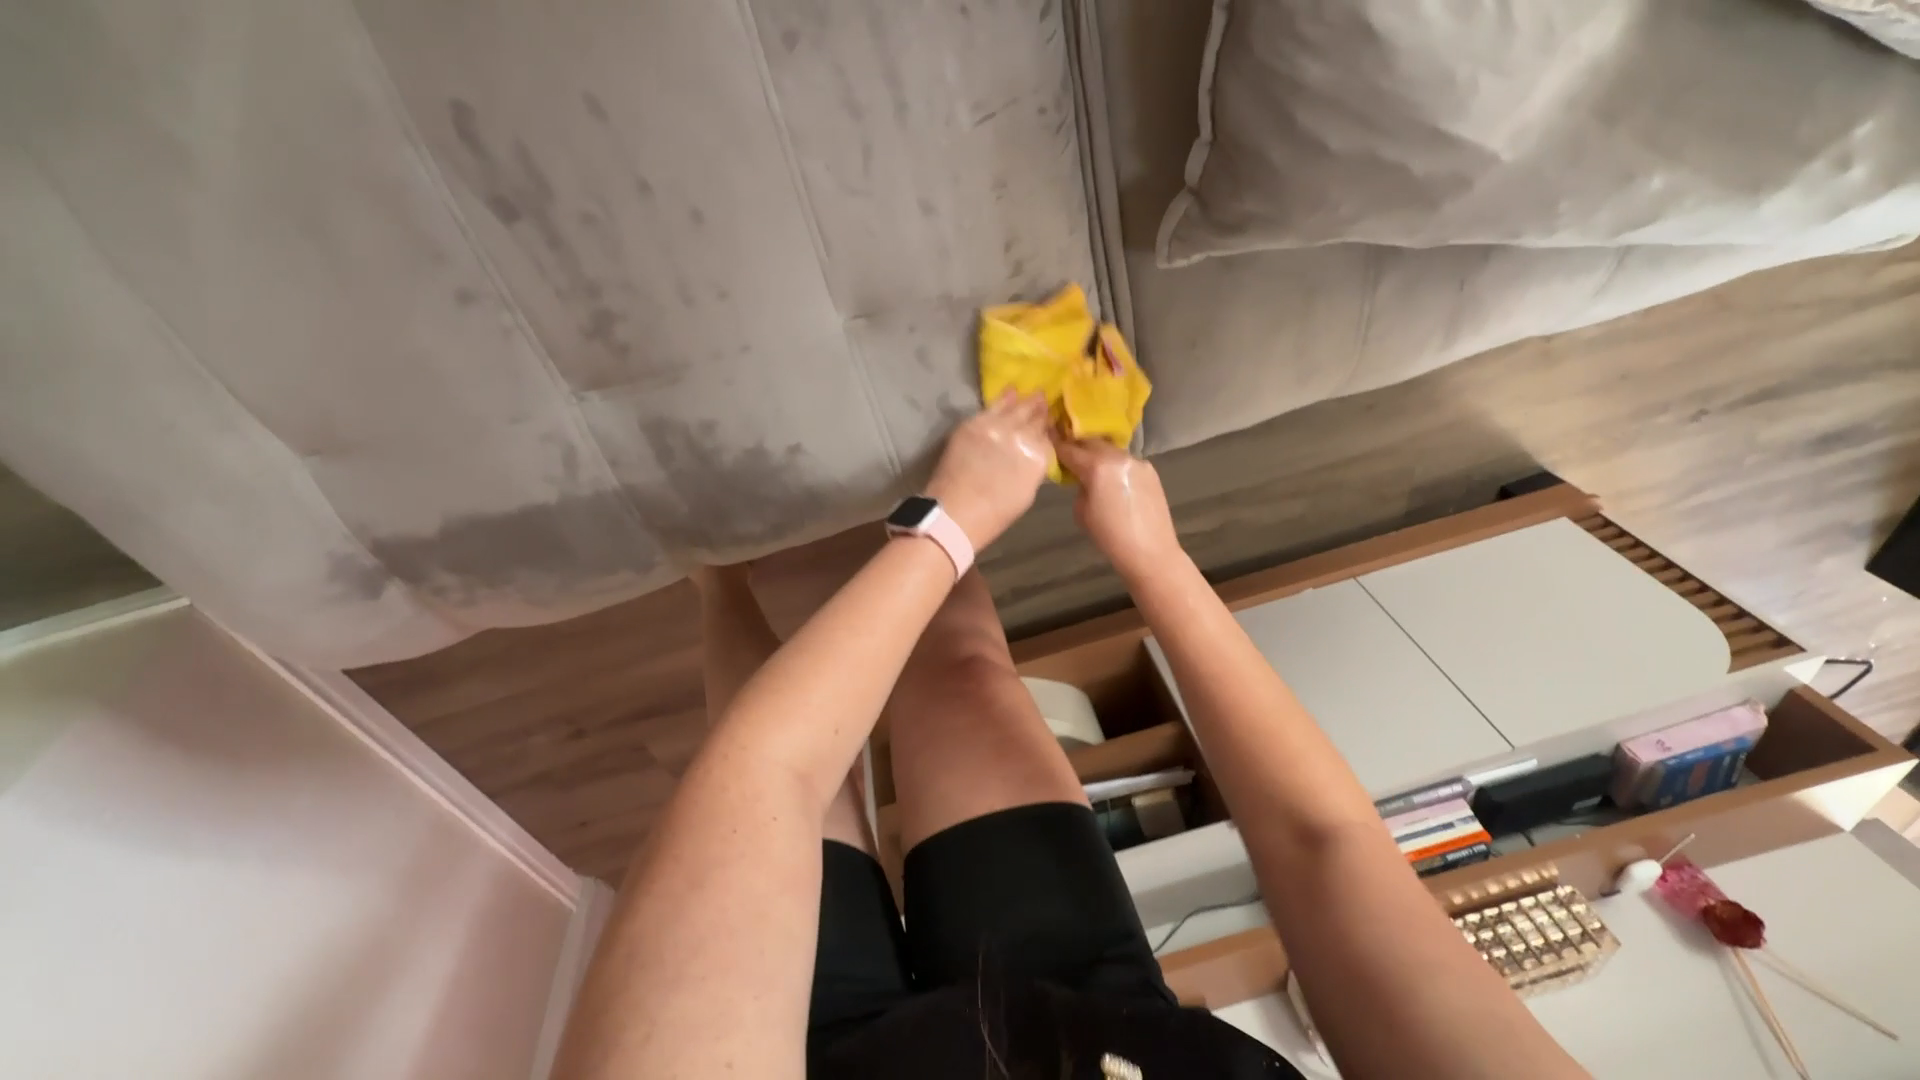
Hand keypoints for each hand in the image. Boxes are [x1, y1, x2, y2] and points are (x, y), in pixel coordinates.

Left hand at [925, 390, 1053, 549]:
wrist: (956, 513)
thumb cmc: (994, 515)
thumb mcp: (1027, 494)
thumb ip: (1033, 468)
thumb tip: (1033, 454)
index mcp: (1038, 458)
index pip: (1048, 439)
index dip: (1049, 432)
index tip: (1050, 426)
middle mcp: (1022, 437)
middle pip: (1034, 420)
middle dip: (1041, 412)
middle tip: (1046, 401)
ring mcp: (998, 427)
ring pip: (1017, 408)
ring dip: (1027, 402)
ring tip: (1036, 393)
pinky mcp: (975, 423)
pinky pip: (993, 406)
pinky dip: (1004, 399)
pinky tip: (1011, 391)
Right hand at [1051, 433, 1179, 577]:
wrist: (1150, 551)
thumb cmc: (1109, 536)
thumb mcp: (1081, 512)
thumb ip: (1079, 487)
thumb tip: (1083, 478)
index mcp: (1097, 467)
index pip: (1070, 449)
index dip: (1057, 448)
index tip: (1050, 447)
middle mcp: (1118, 457)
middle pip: (1092, 442)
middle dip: (1078, 447)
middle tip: (1069, 455)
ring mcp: (1137, 461)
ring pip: (1110, 450)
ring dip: (1098, 455)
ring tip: (1091, 468)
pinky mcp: (1150, 470)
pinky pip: (1125, 461)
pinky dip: (1115, 465)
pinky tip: (1113, 481)